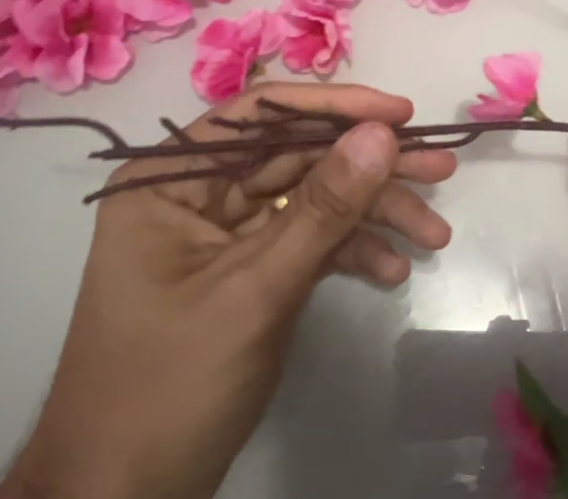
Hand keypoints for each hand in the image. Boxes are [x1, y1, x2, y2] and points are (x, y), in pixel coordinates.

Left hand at [0, 84, 455, 498]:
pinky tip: (393, 271)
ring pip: (311, 201)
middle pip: (298, 158)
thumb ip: (323, 208)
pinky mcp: (247, 273)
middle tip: (441, 168)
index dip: (335, 107)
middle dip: (370, 170)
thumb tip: (382, 132)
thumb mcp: (255, 290)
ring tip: (435, 233)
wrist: (126, 496)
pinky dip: (351, 253)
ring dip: (373, 215)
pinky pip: (308, 243)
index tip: (402, 114)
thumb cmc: (170, 385)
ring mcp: (224, 236)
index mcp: (171, 182)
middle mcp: (196, 196)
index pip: (261, 116)